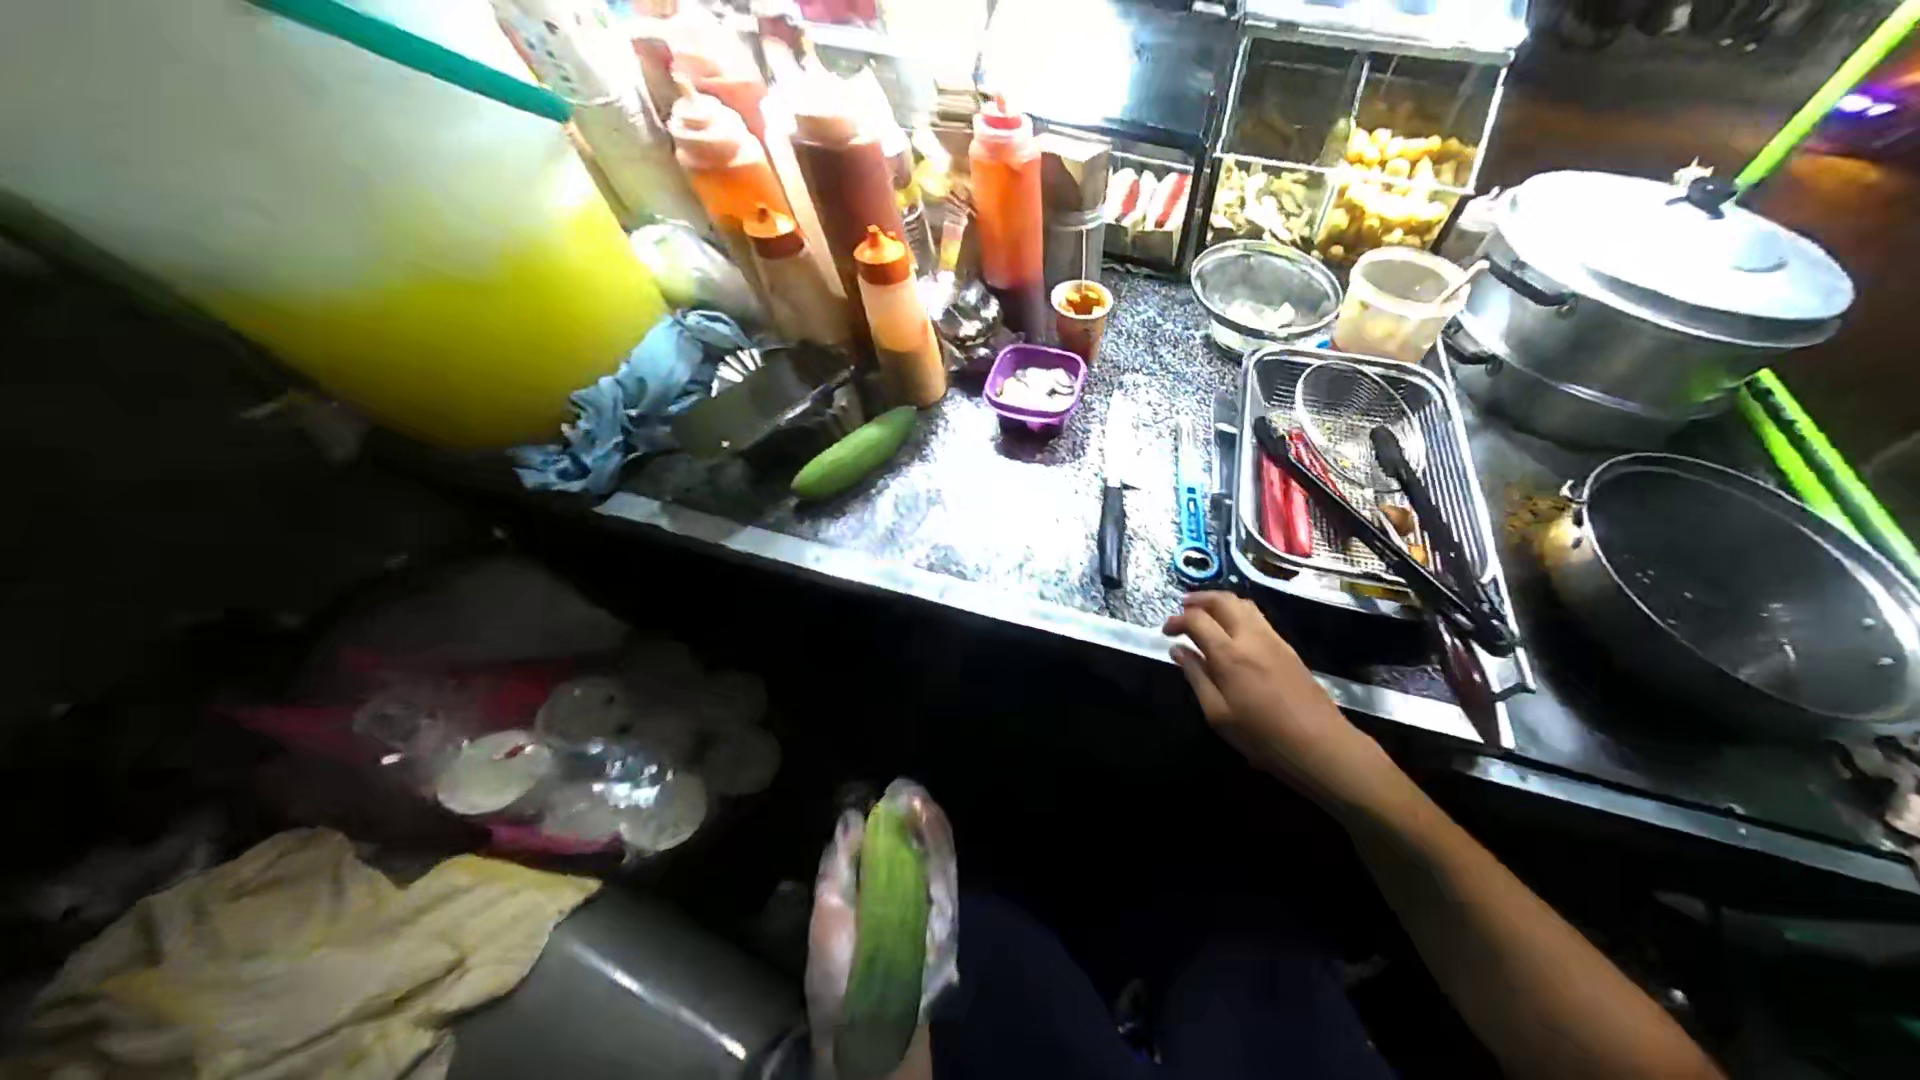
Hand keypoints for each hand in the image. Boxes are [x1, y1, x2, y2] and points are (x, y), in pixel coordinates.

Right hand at [1163, 592, 1398, 812]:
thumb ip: (1196, 677)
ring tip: (1204, 613)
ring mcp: (1273, 639)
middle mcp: (1251, 637)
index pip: (1196, 620)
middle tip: (1182, 609)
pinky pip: (1257, 617)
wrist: (1320, 745)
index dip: (1177, 621)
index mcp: (1229, 655)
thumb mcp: (1217, 713)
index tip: (1166, 632)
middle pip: (1222, 600)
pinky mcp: (1287, 647)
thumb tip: (1178, 650)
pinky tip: (1230, 629)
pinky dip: (1237, 612)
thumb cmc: (1261, 736)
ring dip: (1220, 602)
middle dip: (1198, 599)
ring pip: (1243, 604)